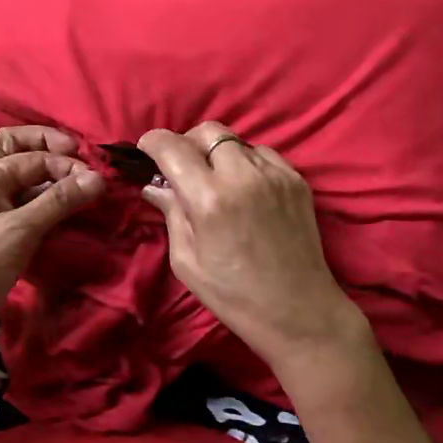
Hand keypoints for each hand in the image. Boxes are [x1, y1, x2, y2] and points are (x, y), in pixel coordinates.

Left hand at [0, 126, 106, 323]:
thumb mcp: (21, 229)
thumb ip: (59, 200)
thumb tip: (99, 178)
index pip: (32, 156)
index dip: (66, 164)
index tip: (97, 180)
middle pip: (18, 151)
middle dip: (50, 150)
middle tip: (82, 160)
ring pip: (23, 178)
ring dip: (51, 177)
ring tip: (82, 186)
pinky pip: (25, 202)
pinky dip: (46, 199)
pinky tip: (67, 208)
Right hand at [138, 122, 368, 367]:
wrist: (297, 311)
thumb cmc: (233, 295)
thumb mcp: (186, 262)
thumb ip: (171, 214)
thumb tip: (154, 186)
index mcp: (209, 199)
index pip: (173, 147)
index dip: (153, 142)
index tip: (146, 150)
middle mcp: (243, 177)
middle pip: (208, 131)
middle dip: (187, 142)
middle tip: (181, 168)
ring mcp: (275, 175)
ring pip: (236, 140)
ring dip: (217, 153)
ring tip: (214, 181)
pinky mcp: (296, 180)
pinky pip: (263, 154)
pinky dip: (245, 162)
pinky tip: (243, 189)